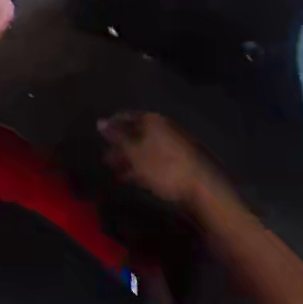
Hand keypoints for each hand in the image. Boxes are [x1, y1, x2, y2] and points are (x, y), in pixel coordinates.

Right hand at [99, 112, 224, 209]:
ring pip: (144, 148)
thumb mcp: (135, 152)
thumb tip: (99, 121)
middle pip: (134, 133)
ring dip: (128, 159)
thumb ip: (117, 137)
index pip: (124, 117)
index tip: (99, 138)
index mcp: (151, 120)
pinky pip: (153, 160)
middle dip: (119, 146)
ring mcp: (171, 145)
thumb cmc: (164, 166)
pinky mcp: (178, 161)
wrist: (202, 187)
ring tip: (115, 173)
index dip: (111, 126)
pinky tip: (132, 179)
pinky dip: (141, 167)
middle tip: (105, 160)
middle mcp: (161, 128)